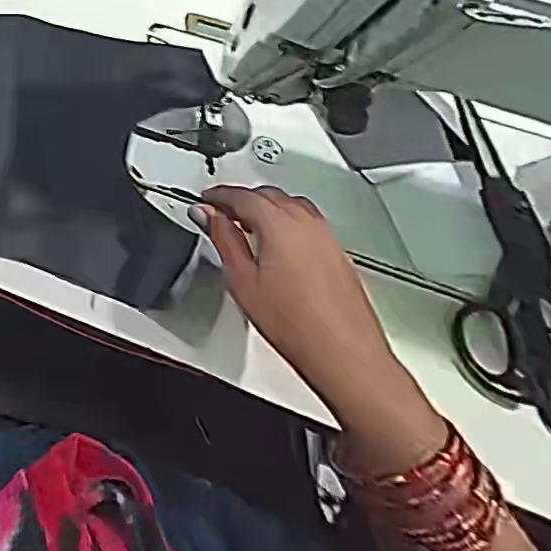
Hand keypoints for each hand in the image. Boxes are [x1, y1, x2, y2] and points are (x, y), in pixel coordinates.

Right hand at [192, 186, 427, 433]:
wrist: (344, 356)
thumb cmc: (298, 325)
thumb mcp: (241, 279)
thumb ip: (223, 238)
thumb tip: (208, 214)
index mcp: (279, 225)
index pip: (242, 196)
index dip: (218, 195)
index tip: (205, 200)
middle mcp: (307, 224)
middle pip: (268, 195)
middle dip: (241, 198)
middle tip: (219, 209)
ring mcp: (327, 238)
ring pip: (291, 204)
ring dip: (266, 206)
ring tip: (245, 222)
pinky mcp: (338, 253)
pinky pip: (308, 221)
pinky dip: (286, 220)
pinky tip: (275, 240)